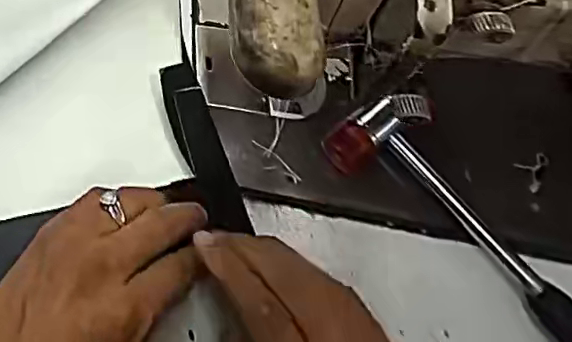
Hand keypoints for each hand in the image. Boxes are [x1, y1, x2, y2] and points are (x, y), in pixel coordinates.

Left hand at [0, 187, 206, 341]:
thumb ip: (150, 314)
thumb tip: (170, 289)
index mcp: (122, 307)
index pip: (177, 269)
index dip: (199, 258)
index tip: (209, 252)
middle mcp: (99, 264)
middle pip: (156, 223)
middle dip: (184, 217)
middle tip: (197, 216)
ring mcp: (73, 238)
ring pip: (124, 199)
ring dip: (150, 200)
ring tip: (165, 204)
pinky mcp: (51, 226)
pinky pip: (91, 198)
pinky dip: (113, 198)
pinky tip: (122, 202)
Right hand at [193, 230, 387, 341]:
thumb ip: (253, 340)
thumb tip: (226, 321)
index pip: (257, 296)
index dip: (224, 263)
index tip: (201, 244)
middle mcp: (338, 329)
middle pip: (282, 269)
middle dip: (243, 248)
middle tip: (213, 239)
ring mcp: (360, 323)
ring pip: (304, 268)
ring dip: (267, 255)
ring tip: (240, 251)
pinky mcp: (371, 327)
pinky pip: (323, 282)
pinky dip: (293, 270)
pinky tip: (280, 275)